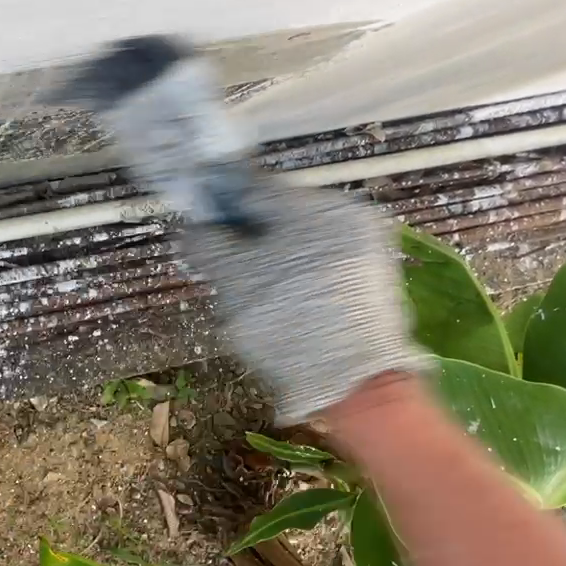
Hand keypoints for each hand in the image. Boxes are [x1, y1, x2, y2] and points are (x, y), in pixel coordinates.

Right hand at [177, 182, 428, 423]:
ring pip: (298, 237)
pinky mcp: (372, 272)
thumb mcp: (230, 279)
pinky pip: (321, 259)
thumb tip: (194, 227)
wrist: (351, 378)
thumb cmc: (284, 320)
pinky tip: (287, 303)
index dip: (218, 203)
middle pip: (277, 213)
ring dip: (271, 255)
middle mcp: (344, 212)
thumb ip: (205, 243)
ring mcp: (364, 242)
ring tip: (257, 294)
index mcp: (309, 205)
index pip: (249, 187)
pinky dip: (297, 272)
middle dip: (247, 236)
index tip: (200, 221)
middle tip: (226, 269)